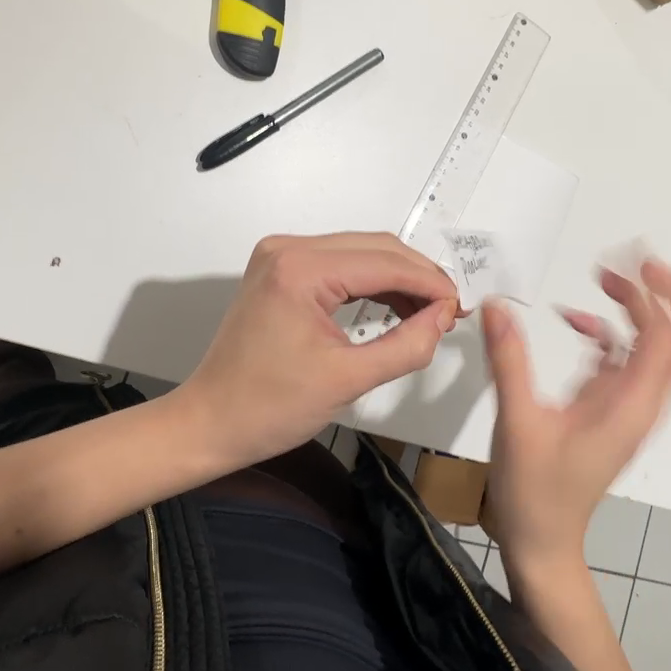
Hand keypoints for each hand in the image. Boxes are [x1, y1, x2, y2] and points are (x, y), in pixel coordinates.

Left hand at [171, 233, 458, 467]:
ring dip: (398, 278)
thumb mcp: (348, 380)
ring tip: (430, 312)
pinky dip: (371, 283)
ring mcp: (281, 255)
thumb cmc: (270, 408)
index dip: (430, 283)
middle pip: (375, 247)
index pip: (384, 262)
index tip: (461, 308)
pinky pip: (340, 264)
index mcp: (300, 270)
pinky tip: (396, 306)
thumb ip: (406, 346)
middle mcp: (288, 248)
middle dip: (418, 276)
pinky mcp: (281, 269)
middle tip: (450, 311)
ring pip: (361, 252)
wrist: (209, 423)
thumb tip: (444, 318)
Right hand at [482, 260, 670, 567]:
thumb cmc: (535, 492)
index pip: (665, 339)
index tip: (628, 262)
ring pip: (662, 350)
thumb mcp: (518, 422)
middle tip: (643, 263)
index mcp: (631, 405)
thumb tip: (497, 305)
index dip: (654, 296)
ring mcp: (630, 406)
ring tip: (606, 277)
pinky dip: (608, 334)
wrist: (543, 544)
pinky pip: (624, 361)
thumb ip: (509, 360)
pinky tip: (574, 321)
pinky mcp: (611, 410)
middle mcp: (642, 402)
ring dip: (643, 310)